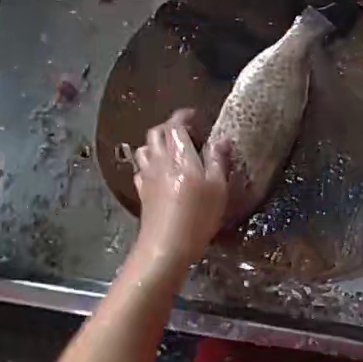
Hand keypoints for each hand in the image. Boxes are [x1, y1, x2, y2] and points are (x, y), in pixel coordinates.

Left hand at [131, 109, 230, 268]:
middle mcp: (159, 160)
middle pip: (156, 133)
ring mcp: (147, 176)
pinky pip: (141, 168)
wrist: (166, 245)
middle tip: (186, 133)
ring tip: (171, 150)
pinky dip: (149, 163)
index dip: (183, 116)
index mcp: (179, 155)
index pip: (175, 125)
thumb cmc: (197, 216)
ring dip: (156, 144)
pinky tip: (158, 172)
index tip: (194, 116)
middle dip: (169, 127)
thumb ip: (218, 160)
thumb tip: (221, 139)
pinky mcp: (142, 192)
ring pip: (144, 148)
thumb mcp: (218, 188)